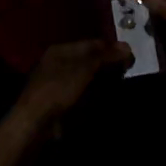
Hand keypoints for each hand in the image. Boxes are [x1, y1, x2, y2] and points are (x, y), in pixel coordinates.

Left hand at [13, 39, 132, 127]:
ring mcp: (60, 83)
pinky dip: (95, 93)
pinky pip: (83, 92)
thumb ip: (105, 57)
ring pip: (88, 77)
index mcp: (60, 51)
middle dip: (108, 64)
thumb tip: (127, 47)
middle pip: (90, 60)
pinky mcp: (62, 101)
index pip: (91, 44)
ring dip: (103, 79)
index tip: (130, 55)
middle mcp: (59, 64)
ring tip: (120, 82)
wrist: (35, 121)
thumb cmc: (58, 89)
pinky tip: (106, 96)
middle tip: (128, 69)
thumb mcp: (83, 68)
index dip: (110, 48)